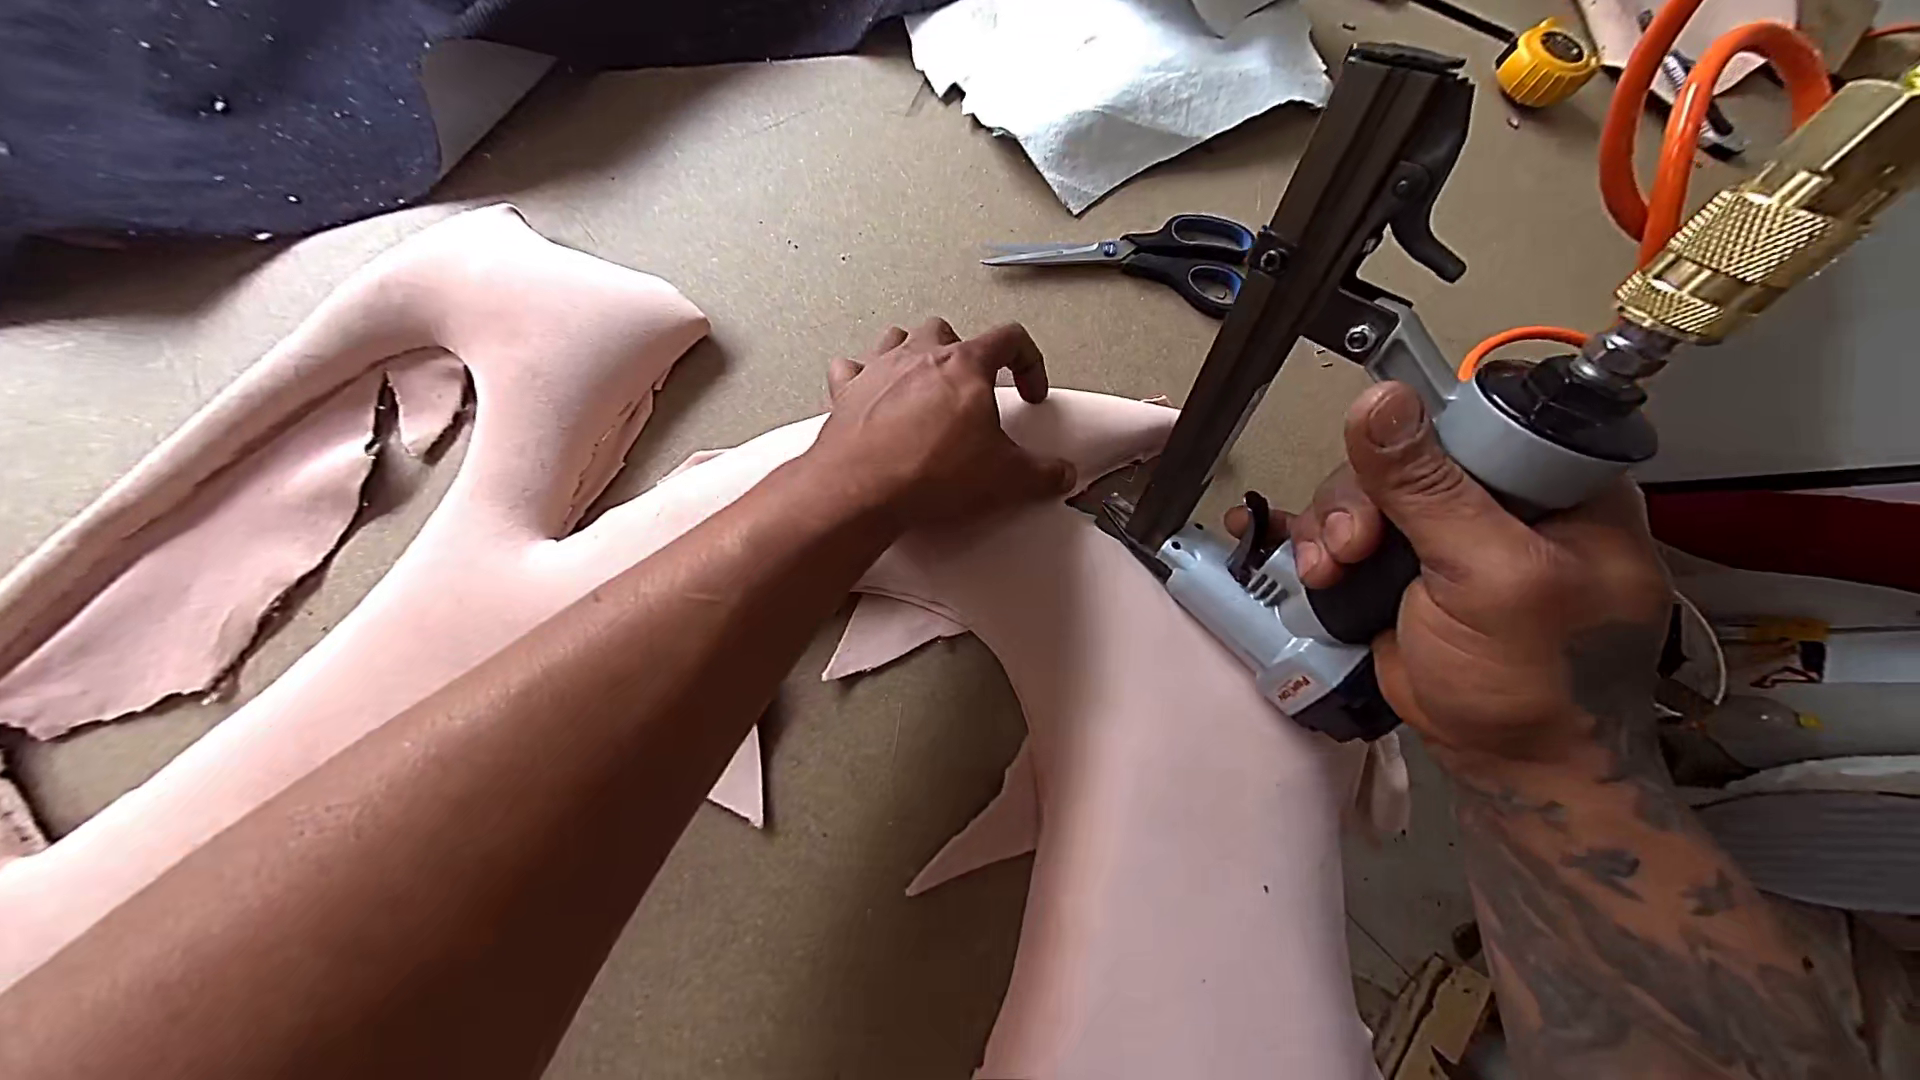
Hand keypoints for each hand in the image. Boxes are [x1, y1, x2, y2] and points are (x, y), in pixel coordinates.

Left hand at [809, 319, 1076, 529]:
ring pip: (899, 338)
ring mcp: (879, 371)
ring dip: (916, 353)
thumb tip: (1058, 474)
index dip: (1029, 363)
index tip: (1029, 388)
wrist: (862, 489)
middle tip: (974, 385)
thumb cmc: (923, 472)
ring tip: (927, 379)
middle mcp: (919, 357)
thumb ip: (1041, 473)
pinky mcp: (847, 394)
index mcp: (964, 365)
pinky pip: (851, 368)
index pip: (1010, 340)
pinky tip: (871, 392)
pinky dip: (862, 376)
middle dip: (967, 355)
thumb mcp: (1005, 477)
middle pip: (949, 333)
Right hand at [1231, 382, 1672, 775]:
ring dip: (1322, 532)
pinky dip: (1296, 535)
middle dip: (1354, 504)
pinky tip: (1262, 536)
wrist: (1500, 758)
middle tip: (1350, 551)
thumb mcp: (1489, 575)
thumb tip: (1378, 399)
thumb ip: (1429, 490)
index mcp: (1548, 487)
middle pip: (1392, 461)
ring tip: (1324, 576)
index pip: (1469, 423)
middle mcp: (1486, 502)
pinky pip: (1330, 533)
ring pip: (1352, 498)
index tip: (1385, 484)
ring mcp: (1430, 537)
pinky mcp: (1386, 568)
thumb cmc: (1531, 676)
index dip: (1415, 443)